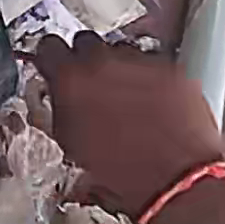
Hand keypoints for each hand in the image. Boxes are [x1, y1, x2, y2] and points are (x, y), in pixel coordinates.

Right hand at [33, 34, 223, 217]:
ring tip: (127, 95)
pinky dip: (150, 76)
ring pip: (120, 50)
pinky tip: (152, 101)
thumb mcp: (69, 139)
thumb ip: (58, 104)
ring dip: (119, 67)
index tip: (56, 63)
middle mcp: (100, 61)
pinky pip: (152, 62)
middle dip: (87, 59)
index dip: (52, 56)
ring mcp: (137, 61)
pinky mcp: (169, 68)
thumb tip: (58, 93)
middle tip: (93, 82)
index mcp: (69, 76)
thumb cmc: (119, 169)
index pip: (48, 45)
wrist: (176, 182)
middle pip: (85, 41)